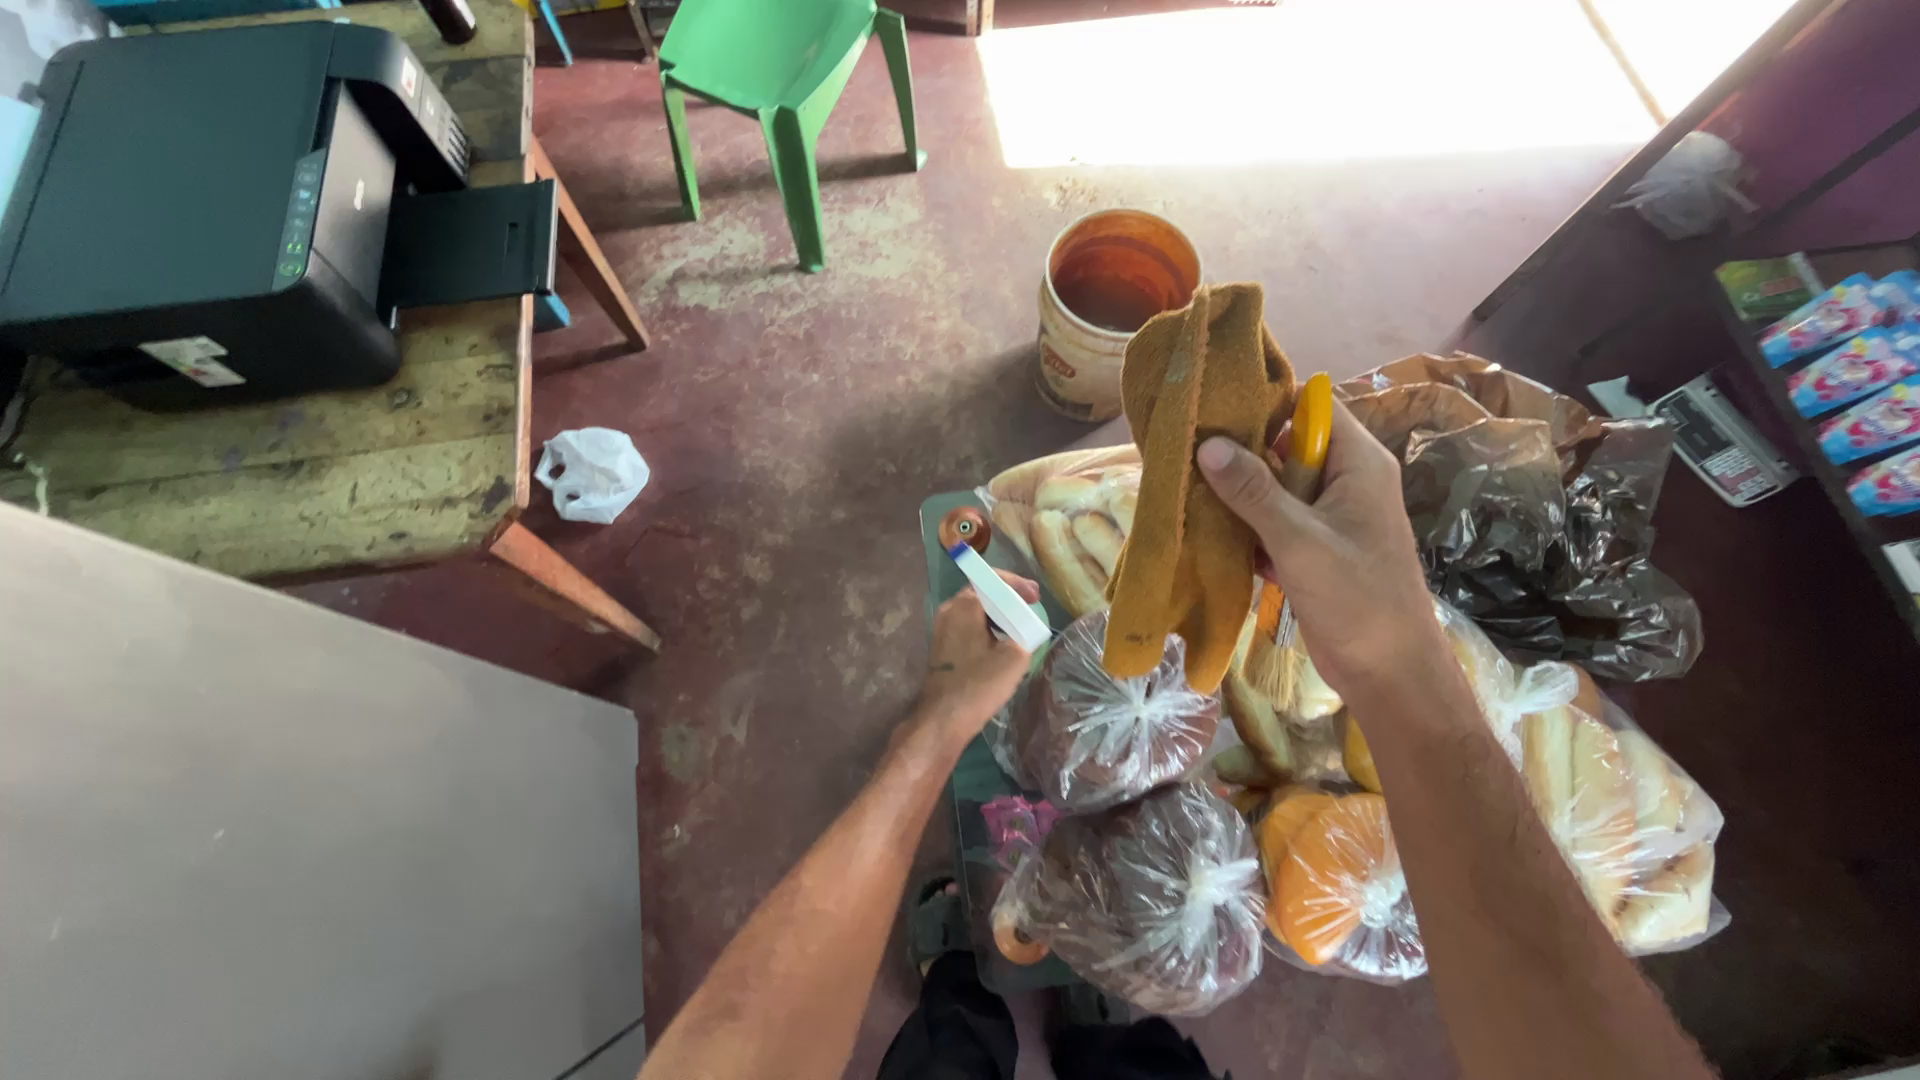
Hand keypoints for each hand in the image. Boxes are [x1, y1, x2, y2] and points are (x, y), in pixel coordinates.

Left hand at [913, 570, 1041, 736]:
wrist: (944, 718)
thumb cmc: (979, 684)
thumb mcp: (1014, 656)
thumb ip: (1023, 632)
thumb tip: (1022, 628)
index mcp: (964, 606)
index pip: (992, 579)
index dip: (1017, 584)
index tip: (1036, 596)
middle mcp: (949, 610)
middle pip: (982, 592)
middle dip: (1009, 597)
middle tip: (1031, 605)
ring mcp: (942, 628)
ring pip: (974, 610)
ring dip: (998, 613)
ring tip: (1020, 623)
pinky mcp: (942, 646)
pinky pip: (968, 625)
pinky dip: (986, 626)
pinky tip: (1001, 640)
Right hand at [1195, 399, 1441, 698]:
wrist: (1388, 672)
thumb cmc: (1356, 599)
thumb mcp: (1299, 540)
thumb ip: (1253, 492)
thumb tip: (1207, 444)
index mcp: (1358, 464)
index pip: (1312, 407)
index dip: (1267, 402)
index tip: (1215, 409)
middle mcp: (1346, 480)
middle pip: (1288, 445)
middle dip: (1242, 451)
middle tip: (1189, 451)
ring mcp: (1330, 515)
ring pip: (1276, 486)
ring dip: (1239, 493)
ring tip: (1189, 487)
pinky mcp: (1314, 546)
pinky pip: (1275, 520)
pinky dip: (1247, 525)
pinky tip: (1210, 531)